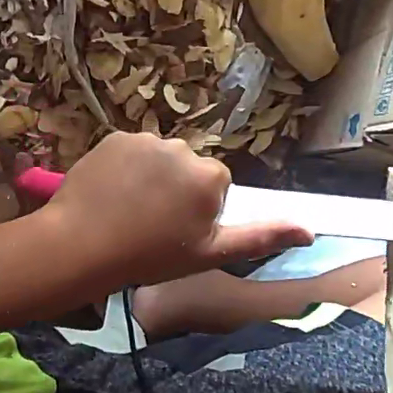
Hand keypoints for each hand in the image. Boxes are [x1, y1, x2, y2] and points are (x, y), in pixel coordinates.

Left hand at [38, 132, 311, 288]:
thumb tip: (310, 230)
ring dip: (151, 177)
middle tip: (152, 223)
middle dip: (177, 189)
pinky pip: (130, 151)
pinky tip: (110, 193)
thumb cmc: (150, 256)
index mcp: (210, 175)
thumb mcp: (210, 254)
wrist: (81, 245)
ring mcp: (146, 140)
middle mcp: (183, 148)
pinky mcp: (114, 136)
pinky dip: (125, 166)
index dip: (199, 210)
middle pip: (188, 168)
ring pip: (159, 158)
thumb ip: (261, 237)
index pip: (215, 185)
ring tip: (128, 209)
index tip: (178, 232)